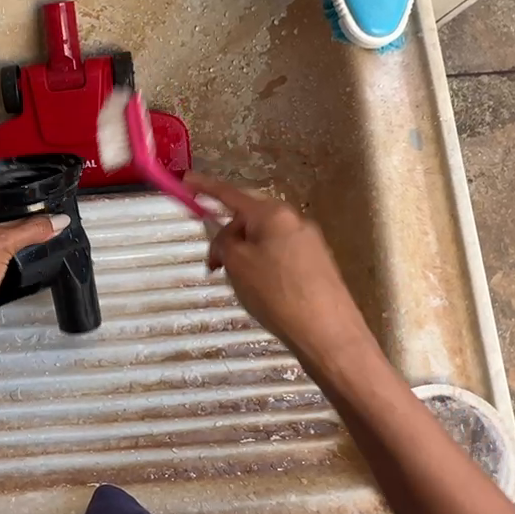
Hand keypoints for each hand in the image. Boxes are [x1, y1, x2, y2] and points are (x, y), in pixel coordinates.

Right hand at [188, 173, 379, 371]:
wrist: (328, 333)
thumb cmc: (276, 294)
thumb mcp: (236, 265)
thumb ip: (222, 241)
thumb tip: (227, 235)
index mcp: (272, 214)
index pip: (230, 194)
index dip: (205, 187)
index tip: (186, 180)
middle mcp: (293, 219)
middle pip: (247, 218)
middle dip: (226, 236)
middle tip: (213, 264)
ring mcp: (309, 241)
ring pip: (263, 238)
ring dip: (243, 254)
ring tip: (239, 283)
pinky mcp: (317, 262)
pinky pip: (278, 253)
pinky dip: (261, 264)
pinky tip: (262, 291)